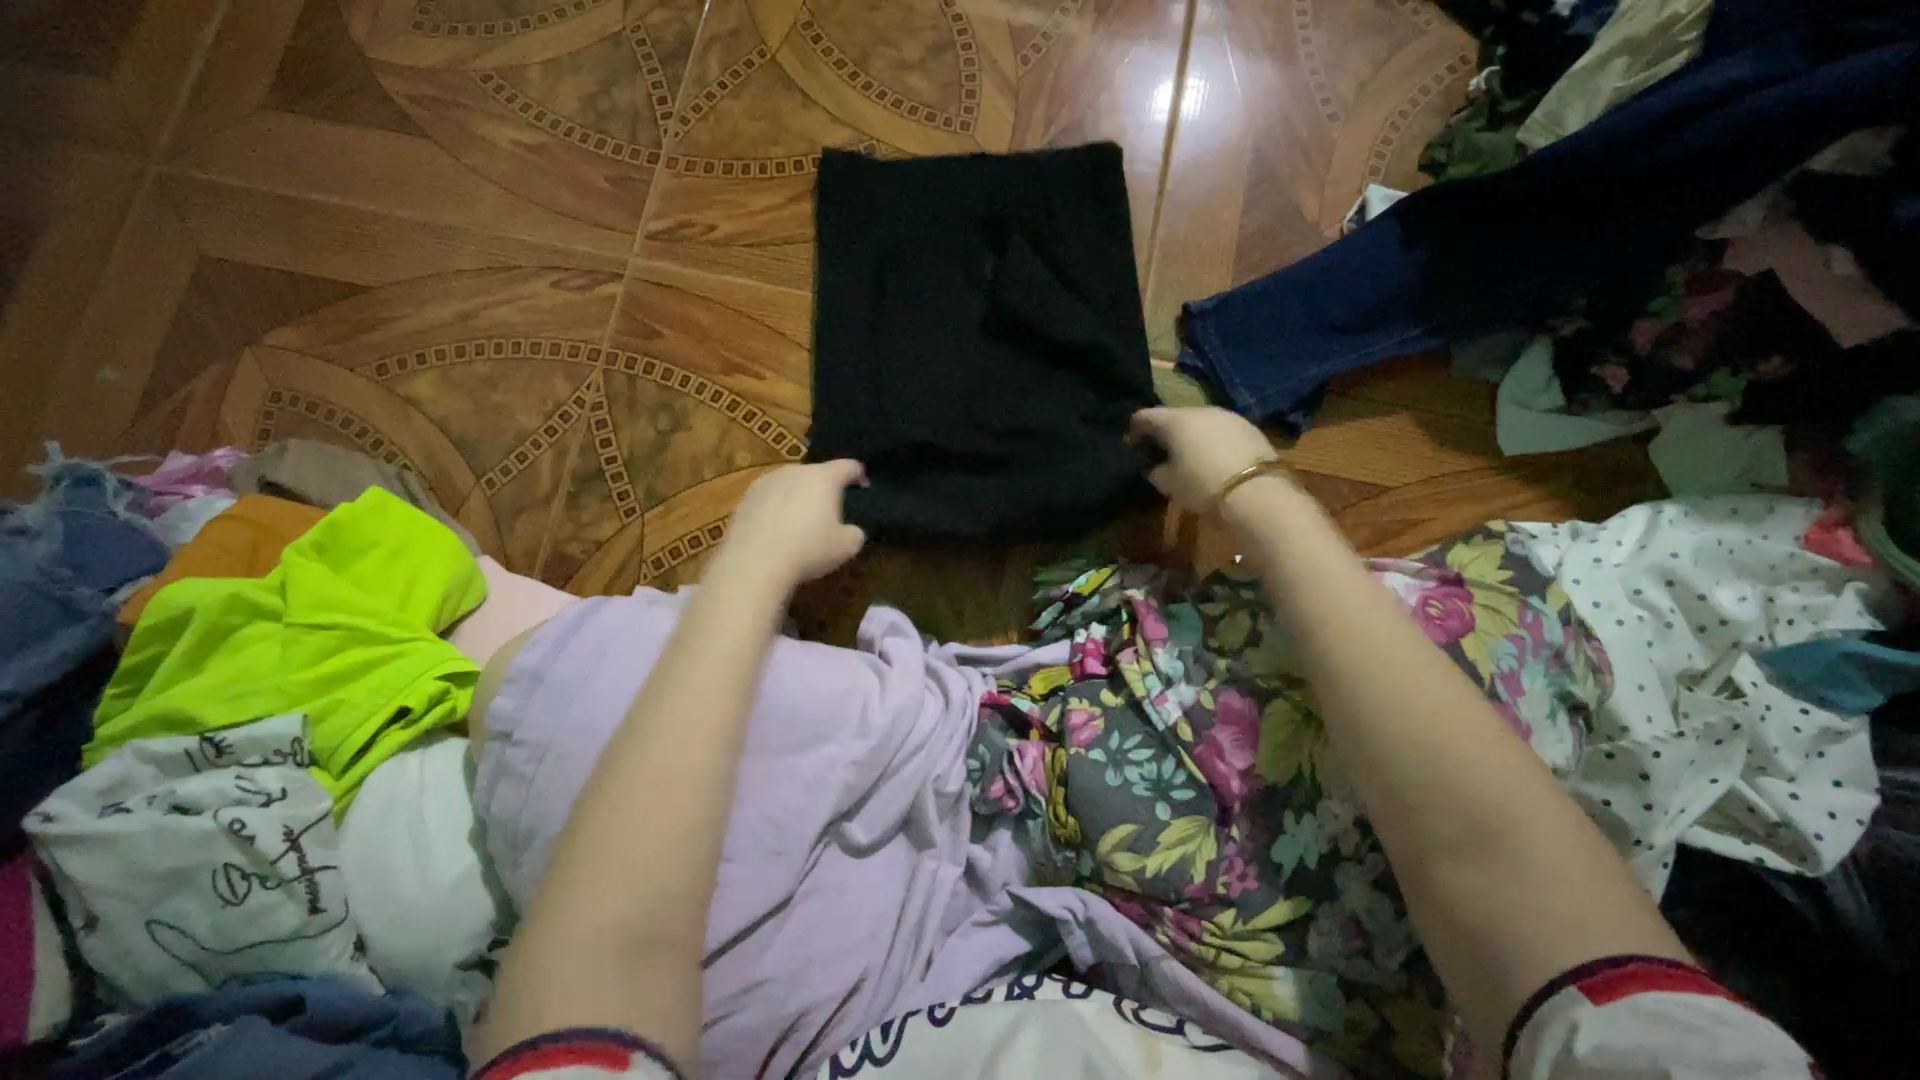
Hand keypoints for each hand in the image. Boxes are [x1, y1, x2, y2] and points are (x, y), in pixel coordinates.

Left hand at [716, 461, 867, 588]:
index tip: (863, 488)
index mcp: (823, 477)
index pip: (849, 466)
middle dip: (825, 489)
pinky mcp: (744, 498)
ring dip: (798, 498)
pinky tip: (776, 532)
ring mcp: (765, 482)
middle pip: (816, 473)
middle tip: (830, 512)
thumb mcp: (846, 547)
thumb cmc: (808, 549)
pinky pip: (768, 499)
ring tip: (799, 522)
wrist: (753, 562)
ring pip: (790, 485)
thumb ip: (855, 533)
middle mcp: (794, 471)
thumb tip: (851, 530)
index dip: (859, 475)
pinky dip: (776, 510)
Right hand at [1128, 406, 1289, 513]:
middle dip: (1164, 432)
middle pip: (1173, 416)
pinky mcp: (1248, 426)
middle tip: (1159, 453)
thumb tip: (1154, 465)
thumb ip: (1155, 470)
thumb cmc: (1202, 485)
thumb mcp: (1168, 483)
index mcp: (1174, 420)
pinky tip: (1213, 458)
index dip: (1134, 431)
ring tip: (1188, 456)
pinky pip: (1220, 429)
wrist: (1256, 492)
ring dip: (1190, 435)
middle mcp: (1199, 410)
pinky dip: (1212, 440)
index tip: (1132, 447)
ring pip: (1199, 421)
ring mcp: (1227, 415)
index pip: (1144, 416)